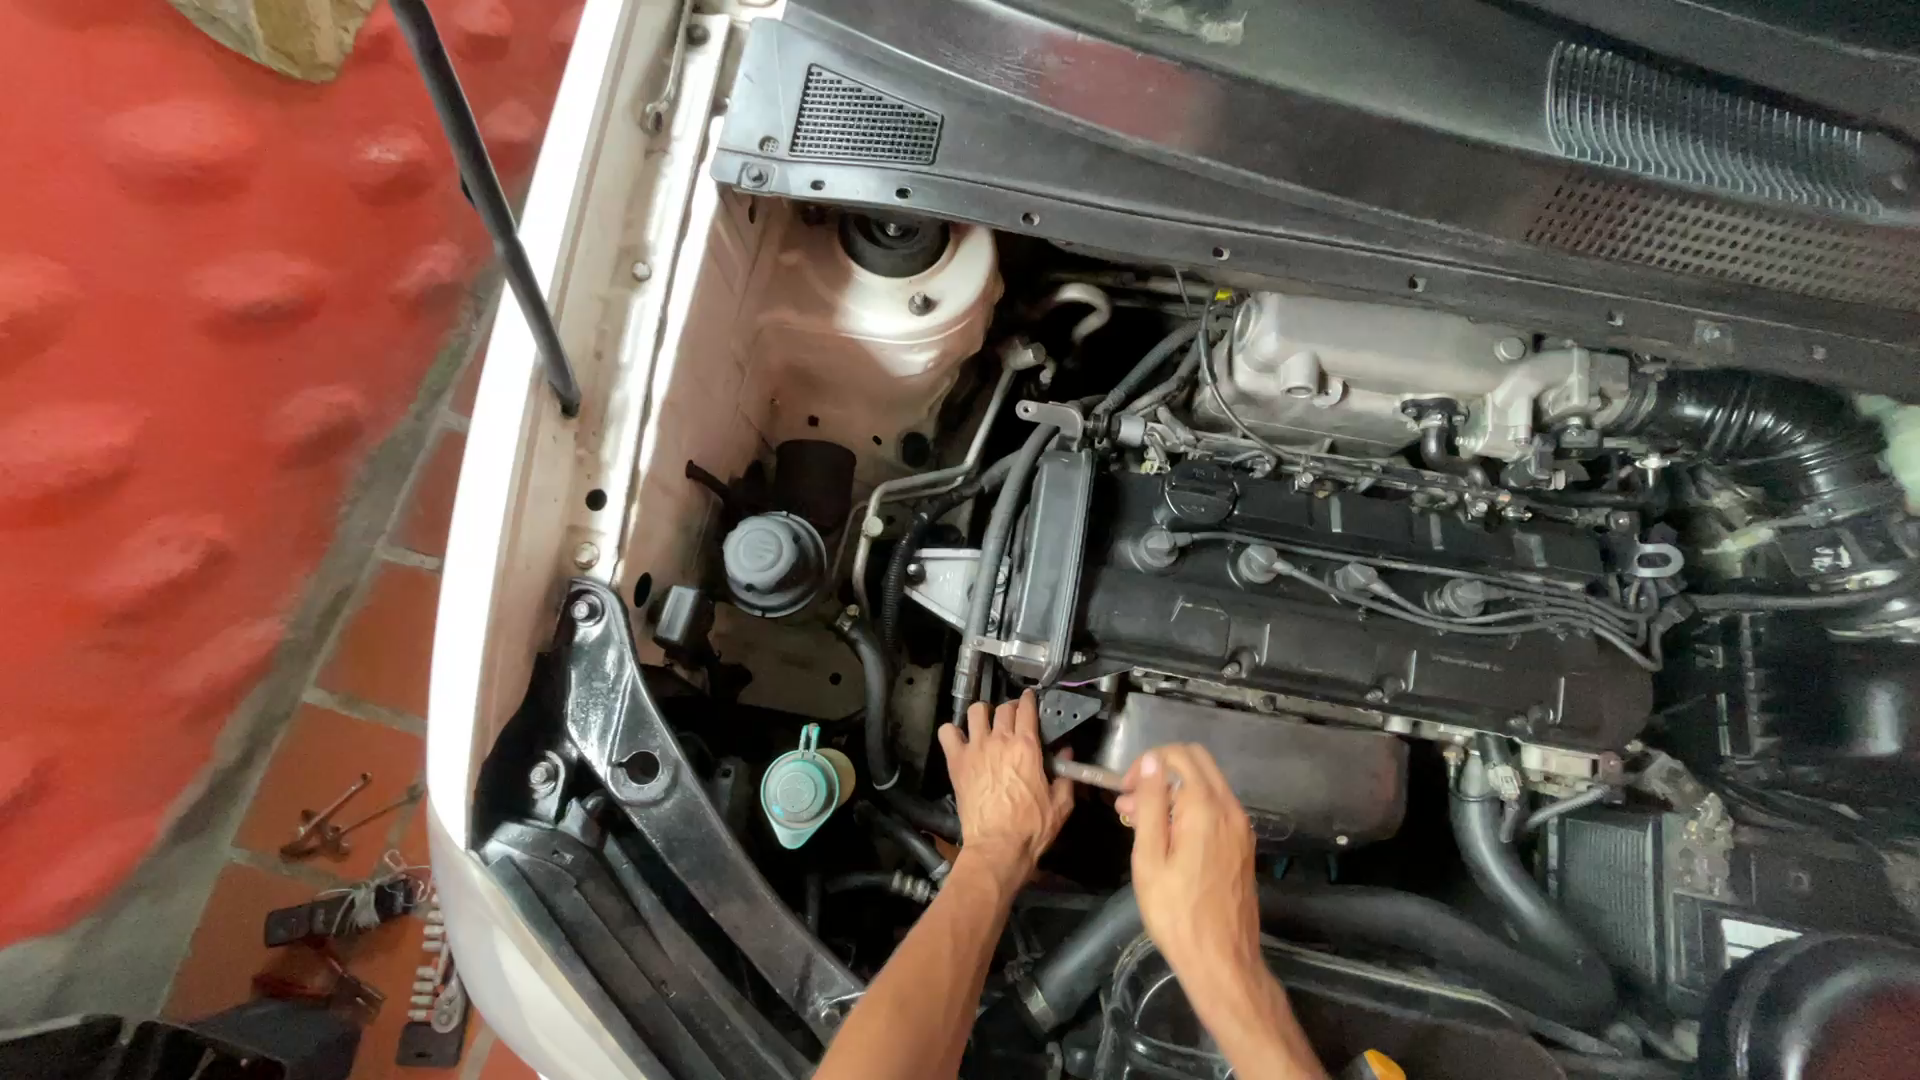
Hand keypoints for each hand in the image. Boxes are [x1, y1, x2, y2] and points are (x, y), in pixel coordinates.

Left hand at [937, 691, 1074, 890]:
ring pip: (975, 711)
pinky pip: (947, 733)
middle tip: (1013, 718)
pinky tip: (959, 739)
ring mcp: (975, 749)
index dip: (1029, 700)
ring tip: (986, 723)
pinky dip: (952, 732)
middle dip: (1010, 708)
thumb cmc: (1031, 828)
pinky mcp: (956, 762)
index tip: (1030, 700)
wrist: (997, 847)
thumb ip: (1066, 775)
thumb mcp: (1060, 804)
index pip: (1026, 709)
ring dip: (982, 714)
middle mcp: (999, 740)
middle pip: (1003, 708)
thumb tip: (1067, 752)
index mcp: (1026, 746)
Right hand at [1116, 744, 1263, 995]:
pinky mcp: (1243, 844)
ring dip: (1173, 790)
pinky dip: (1189, 807)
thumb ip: (1152, 803)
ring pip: (1206, 784)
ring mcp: (1241, 827)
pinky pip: (1215, 807)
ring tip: (1139, 821)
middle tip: (1133, 800)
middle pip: (1197, 761)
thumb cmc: (1176, 913)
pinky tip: (1166, 836)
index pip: (1178, 756)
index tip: (1127, 791)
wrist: (1223, 962)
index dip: (1148, 764)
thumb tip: (1152, 761)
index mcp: (1206, 808)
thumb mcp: (1150, 857)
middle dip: (1161, 771)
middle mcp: (1230, 809)